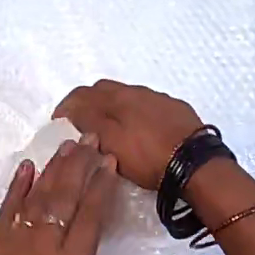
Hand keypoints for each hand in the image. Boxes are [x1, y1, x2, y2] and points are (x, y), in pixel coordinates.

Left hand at [0, 136, 126, 254]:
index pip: (90, 214)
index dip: (101, 185)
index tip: (110, 162)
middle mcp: (44, 247)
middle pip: (64, 196)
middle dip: (80, 164)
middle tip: (91, 140)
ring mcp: (15, 243)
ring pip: (37, 196)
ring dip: (53, 168)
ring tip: (67, 145)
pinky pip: (6, 209)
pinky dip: (16, 186)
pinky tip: (27, 166)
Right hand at [54, 80, 204, 188]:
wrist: (196, 164)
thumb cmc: (148, 157)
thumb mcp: (111, 143)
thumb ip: (90, 122)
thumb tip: (73, 110)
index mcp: (117, 98)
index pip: (83, 93)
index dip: (67, 107)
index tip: (59, 124)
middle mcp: (137, 91)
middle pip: (105, 90)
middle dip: (88, 103)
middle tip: (80, 123)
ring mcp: (159, 100)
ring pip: (127, 96)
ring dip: (112, 107)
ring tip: (108, 127)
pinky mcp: (177, 111)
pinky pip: (147, 106)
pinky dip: (134, 113)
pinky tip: (138, 130)